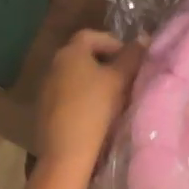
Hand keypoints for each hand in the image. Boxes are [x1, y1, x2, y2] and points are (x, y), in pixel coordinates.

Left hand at [36, 30, 144, 170]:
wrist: (66, 152)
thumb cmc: (94, 107)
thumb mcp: (119, 79)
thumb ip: (132, 56)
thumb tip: (144, 38)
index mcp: (70, 52)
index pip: (93, 35)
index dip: (114, 43)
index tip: (130, 59)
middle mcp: (54, 64)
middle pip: (83, 54)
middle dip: (106, 62)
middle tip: (126, 76)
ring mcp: (46, 88)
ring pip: (76, 75)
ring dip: (94, 80)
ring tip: (114, 95)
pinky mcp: (44, 109)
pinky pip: (68, 93)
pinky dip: (83, 96)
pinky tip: (97, 112)